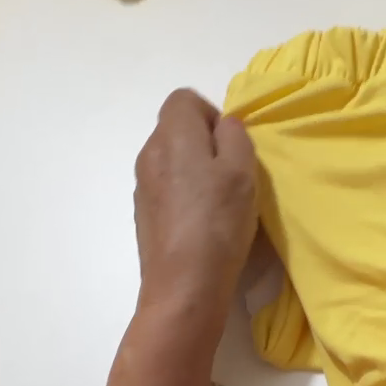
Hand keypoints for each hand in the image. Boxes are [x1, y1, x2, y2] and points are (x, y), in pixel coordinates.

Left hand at [132, 89, 257, 339]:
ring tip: (221, 208)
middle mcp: (149, 154)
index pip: (185, 99)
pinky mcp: (145, 218)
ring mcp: (143, 188)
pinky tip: (205, 229)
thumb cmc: (218, 224)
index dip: (213, 116)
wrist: (184, 286)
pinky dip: (187, 202)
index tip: (234, 150)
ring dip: (197, 177)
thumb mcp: (242, 171)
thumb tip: (224, 128)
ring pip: (173, 165)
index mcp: (171, 135)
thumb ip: (235, 137)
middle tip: (233, 180)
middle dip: (206, 148)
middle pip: (177, 132)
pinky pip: (169, 194)